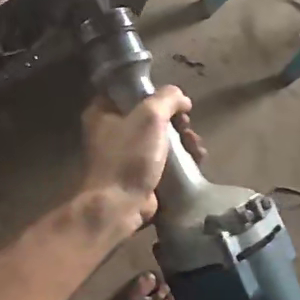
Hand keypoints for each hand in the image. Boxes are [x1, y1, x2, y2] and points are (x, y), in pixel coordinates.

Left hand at [79, 86, 192, 229]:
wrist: (119, 206)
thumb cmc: (129, 156)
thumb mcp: (150, 115)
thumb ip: (168, 98)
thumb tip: (183, 99)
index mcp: (102, 113)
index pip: (131, 92)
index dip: (156, 94)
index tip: (175, 103)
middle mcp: (111, 132)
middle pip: (152, 117)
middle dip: (177, 122)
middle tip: (187, 128)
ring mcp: (126, 156)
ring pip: (162, 140)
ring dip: (184, 141)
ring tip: (196, 148)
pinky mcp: (140, 176)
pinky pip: (165, 161)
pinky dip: (182, 160)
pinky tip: (196, 160)